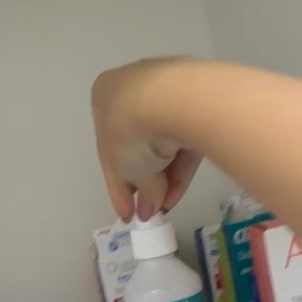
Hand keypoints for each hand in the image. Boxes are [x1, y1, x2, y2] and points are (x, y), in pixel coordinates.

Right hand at [91, 56, 205, 220]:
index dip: (118, 186)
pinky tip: (178, 192)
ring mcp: (167, 90)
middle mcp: (132, 88)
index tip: (128, 212)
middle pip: (137, 144)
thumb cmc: (130, 131)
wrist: (173, 100)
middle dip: (144, 182)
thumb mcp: (125, 170)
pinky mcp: (198, 99)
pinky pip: (184, 137)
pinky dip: (180, 166)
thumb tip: (146, 210)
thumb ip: (137, 190)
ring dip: (163, 178)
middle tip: (149, 211)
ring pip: (162, 141)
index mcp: (103, 97)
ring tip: (165, 206)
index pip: (108, 148)